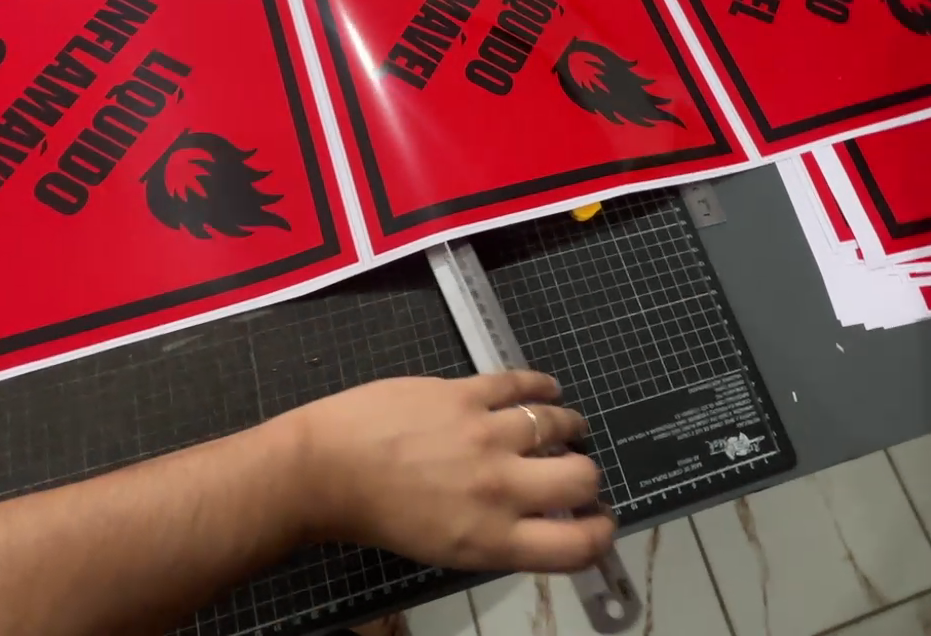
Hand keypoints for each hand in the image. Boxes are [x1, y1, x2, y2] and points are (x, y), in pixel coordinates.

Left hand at [266, 372, 613, 571]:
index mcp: (492, 539)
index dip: (600, 533)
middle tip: (576, 469)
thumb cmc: (379, 515)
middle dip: (586, 475)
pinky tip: (548, 389)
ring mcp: (484, 434)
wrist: (329, 468)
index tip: (600, 521)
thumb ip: (496, 533)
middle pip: (579, 478)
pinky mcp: (465, 393)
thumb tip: (534, 513)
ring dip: (568, 425)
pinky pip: (518, 383)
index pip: (575, 545)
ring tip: (567, 424)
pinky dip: (541, 385)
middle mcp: (499, 488)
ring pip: (555, 423)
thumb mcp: (444, 547)